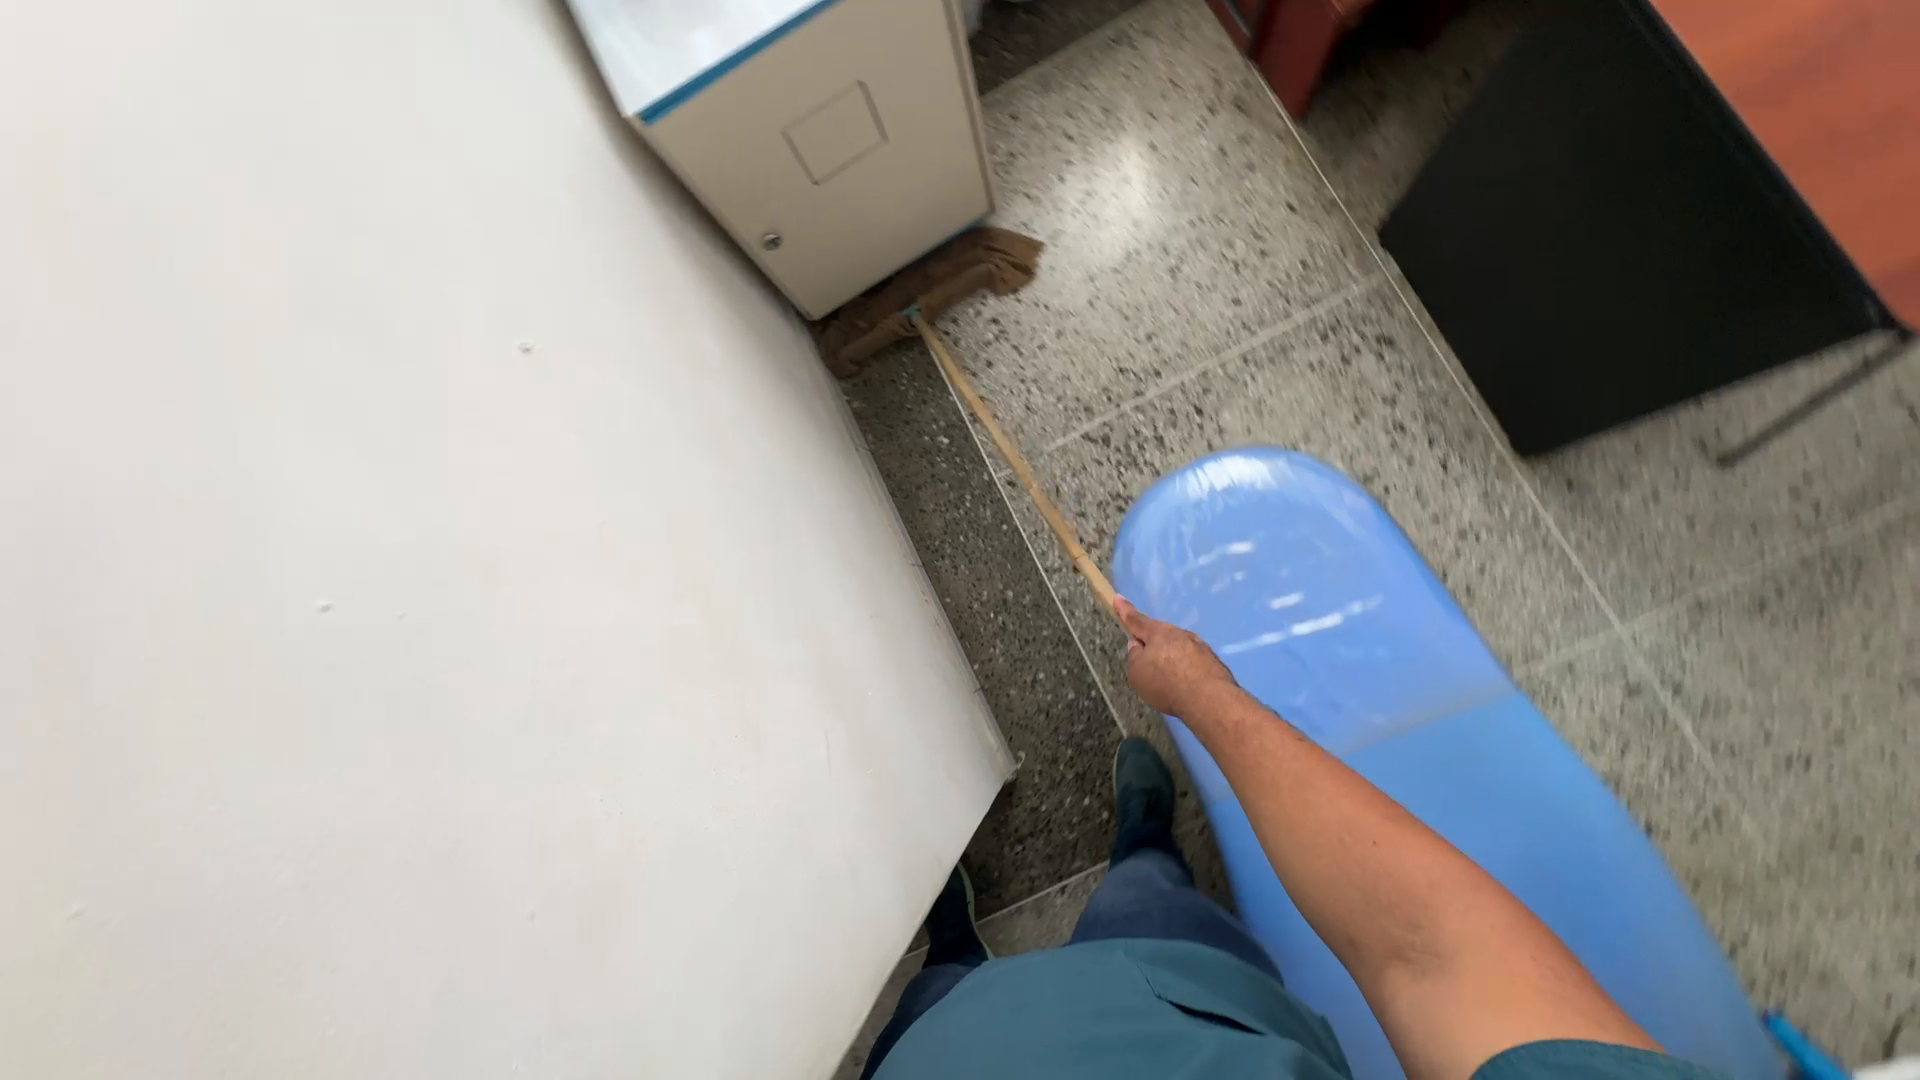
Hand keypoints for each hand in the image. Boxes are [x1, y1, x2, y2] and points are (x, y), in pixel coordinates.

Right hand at [1113, 595, 1239, 718]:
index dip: (1126, 611)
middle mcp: (1180, 634)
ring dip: (1172, 657)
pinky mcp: (1214, 662)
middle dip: (1153, 642)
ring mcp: (1200, 647)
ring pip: (1180, 647)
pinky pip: (1194, 661)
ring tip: (1168, 679)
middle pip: (1162, 635)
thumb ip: (1134, 656)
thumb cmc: (1166, 683)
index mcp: (1158, 633)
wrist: (1209, 700)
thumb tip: (1138, 645)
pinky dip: (1187, 668)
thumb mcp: (1137, 673)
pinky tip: (1185, 684)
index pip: (1137, 620)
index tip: (1118, 598)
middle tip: (1147, 659)